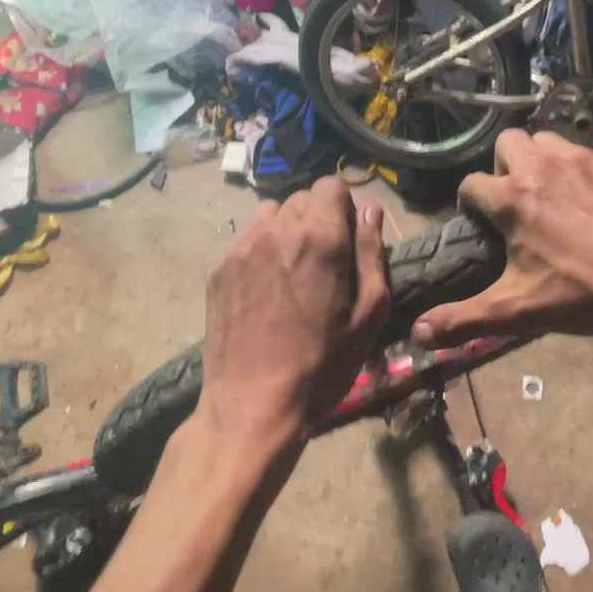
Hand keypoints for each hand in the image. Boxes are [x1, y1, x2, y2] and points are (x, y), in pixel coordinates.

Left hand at [198, 178, 390, 444]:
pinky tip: (268, 288)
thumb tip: (370, 212)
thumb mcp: (369, 315)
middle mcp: (279, 231)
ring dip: (288, 229)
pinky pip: (247, 238)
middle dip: (318, 218)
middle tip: (325, 261)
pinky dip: (263, 248)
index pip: (331, 185)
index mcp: (322, 239)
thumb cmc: (323, 365)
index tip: (349, 239)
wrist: (253, 406)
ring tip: (294, 270)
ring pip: (272, 213)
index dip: (344, 207)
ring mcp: (243, 249)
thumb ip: (372, 254)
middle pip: (302, 198)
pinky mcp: (220, 270)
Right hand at [412, 130, 592, 347]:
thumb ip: (462, 320)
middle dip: (502, 166)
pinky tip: (584, 197)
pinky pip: (579, 150)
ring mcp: (578, 159)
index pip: (470, 184)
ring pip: (543, 139)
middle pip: (506, 143)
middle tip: (514, 198)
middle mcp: (540, 167)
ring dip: (537, 158)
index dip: (470, 201)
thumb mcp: (515, 311)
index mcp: (510, 199)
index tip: (481, 220)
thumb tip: (418, 333)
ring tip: (547, 191)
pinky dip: (573, 166)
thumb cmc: (580, 295)